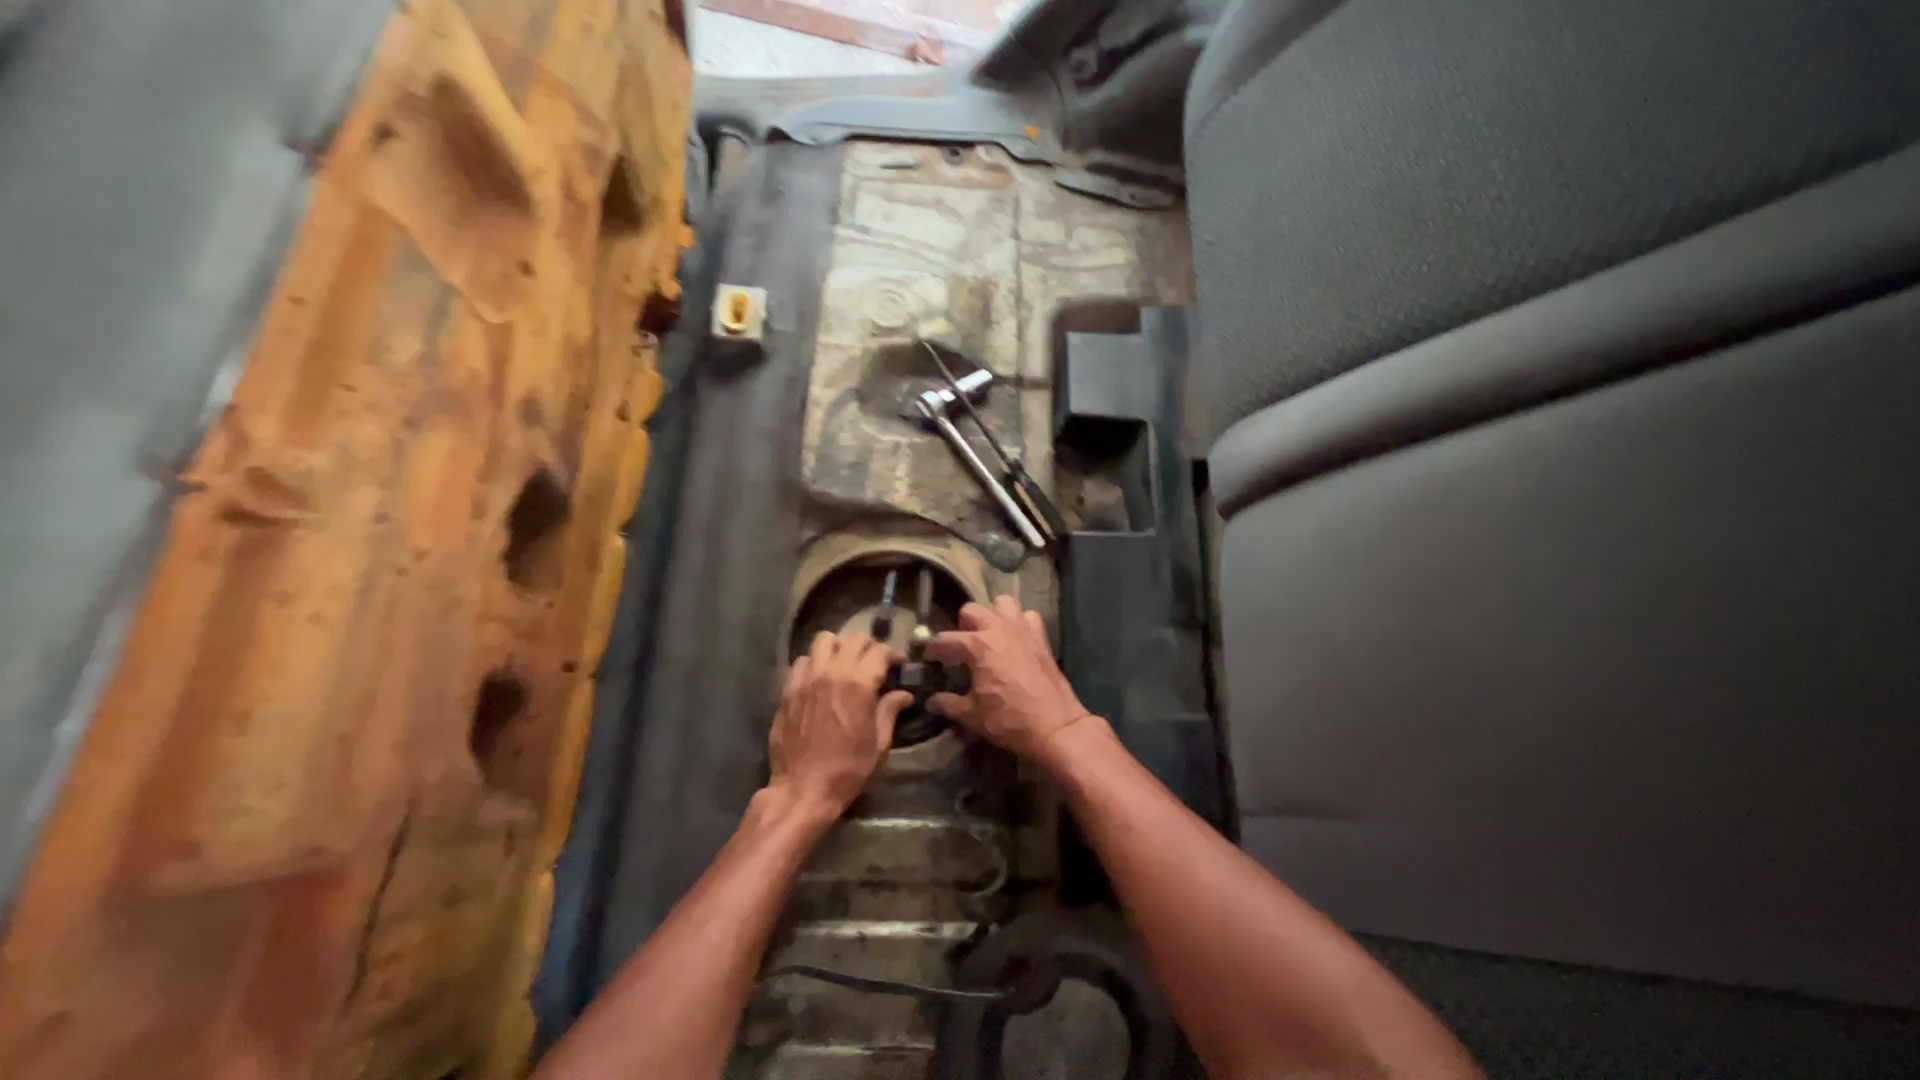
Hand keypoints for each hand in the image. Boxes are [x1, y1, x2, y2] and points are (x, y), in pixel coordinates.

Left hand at [768, 631, 912, 818]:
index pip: (878, 650)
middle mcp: (831, 672)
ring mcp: (806, 678)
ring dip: (839, 647)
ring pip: (823, 640)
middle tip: (873, 662)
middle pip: (853, 638)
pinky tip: (819, 677)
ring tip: (844, 662)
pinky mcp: (787, 689)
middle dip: (868, 646)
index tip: (897, 664)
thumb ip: (889, 712)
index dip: (892, 653)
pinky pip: (801, 661)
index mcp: (858, 685)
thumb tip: (903, 695)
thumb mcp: (878, 744)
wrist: (802, 789)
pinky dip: (814, 662)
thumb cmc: (847, 770)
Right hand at [924, 596, 1096, 765]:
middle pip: (971, 610)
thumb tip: (931, 701)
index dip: (932, 649)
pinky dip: (1019, 622)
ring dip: (992, 615)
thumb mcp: (972, 715)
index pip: (945, 640)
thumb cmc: (1009, 720)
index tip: (928, 658)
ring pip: (1002, 603)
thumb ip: (948, 704)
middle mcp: (998, 629)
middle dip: (961, 625)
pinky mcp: (1041, 637)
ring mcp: (1022, 629)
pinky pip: (1028, 616)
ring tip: (989, 635)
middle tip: (961, 647)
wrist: (1054, 726)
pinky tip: (1015, 639)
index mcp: (977, 646)